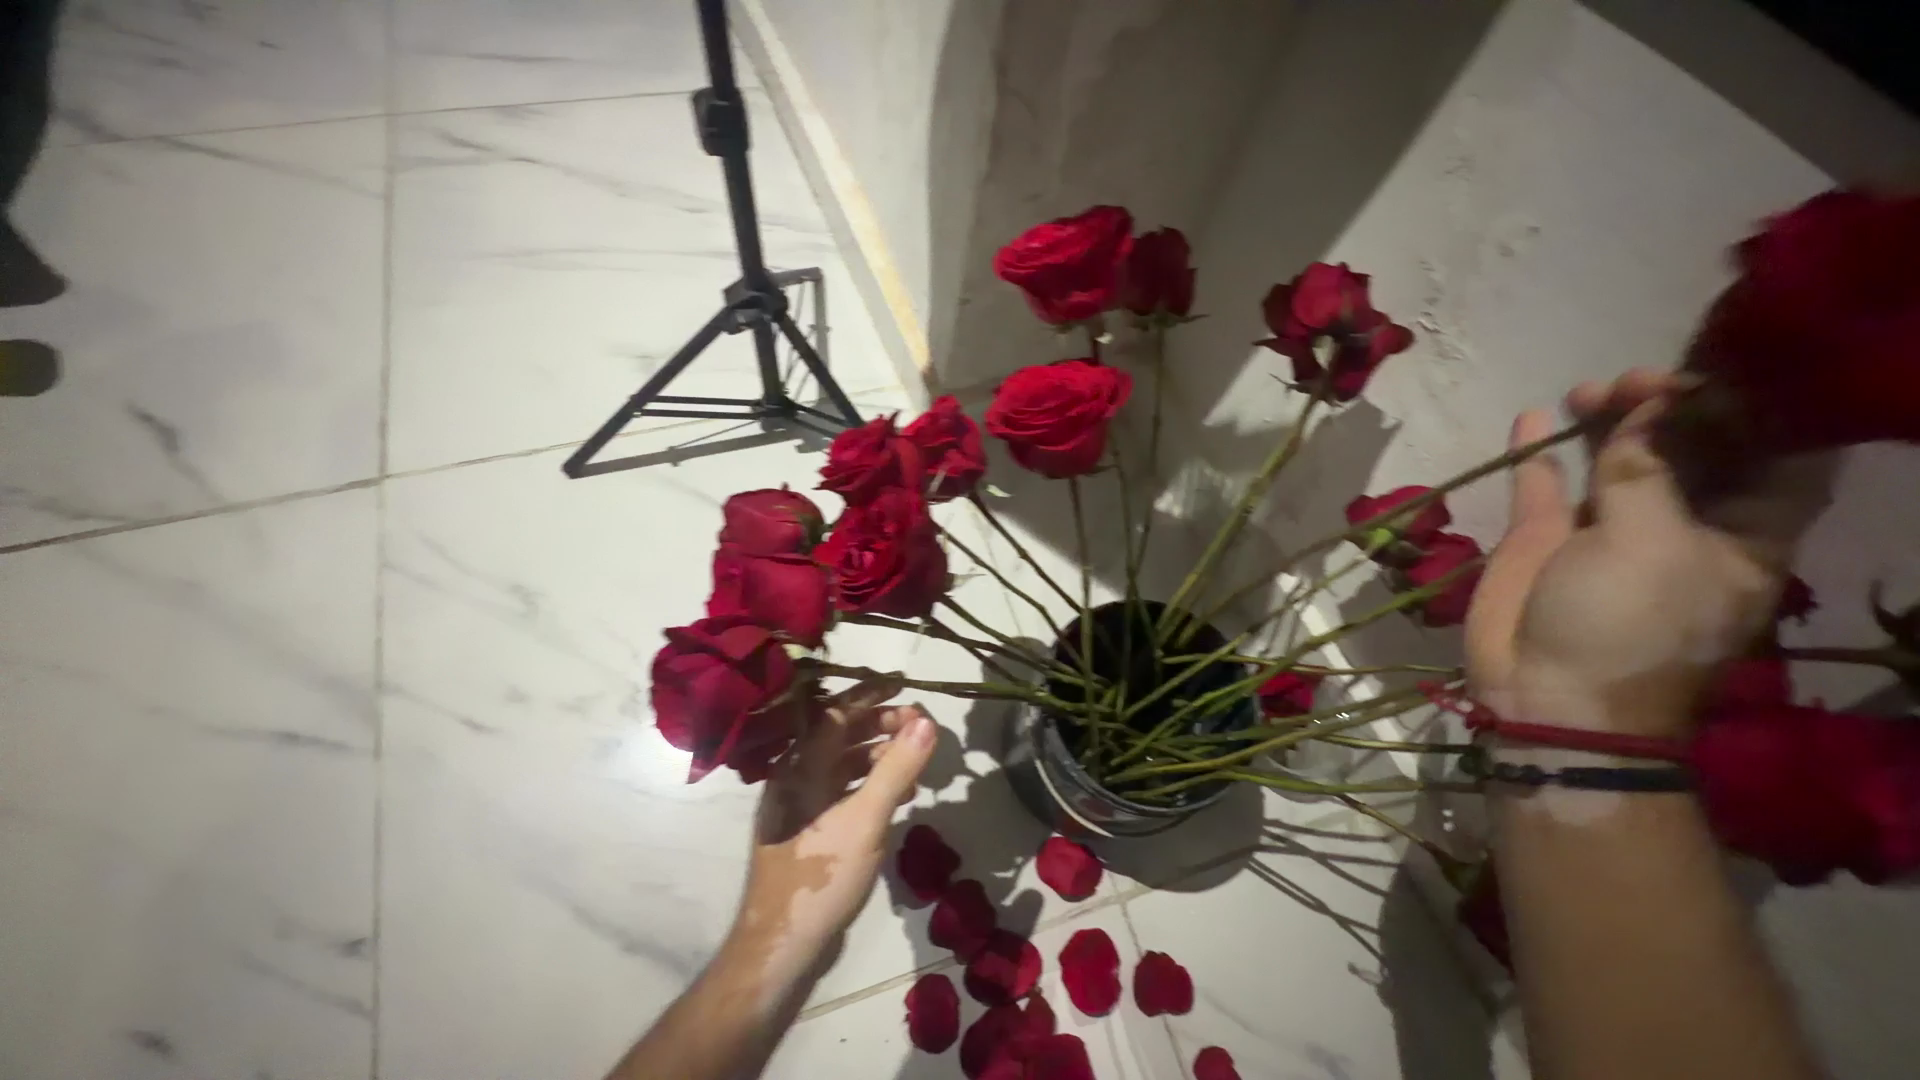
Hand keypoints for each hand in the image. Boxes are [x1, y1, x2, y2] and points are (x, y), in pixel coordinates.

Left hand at [724, 681, 937, 988]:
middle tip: (920, 726)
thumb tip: (926, 721)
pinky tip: (899, 796)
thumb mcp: (866, 819)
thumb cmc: (820, 875)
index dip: (871, 693)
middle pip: (839, 734)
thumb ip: (896, 769)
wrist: (781, 943)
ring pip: (842, 762)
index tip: (905, 684)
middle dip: (880, 724)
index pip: (836, 711)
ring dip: (878, 754)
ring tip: (914, 759)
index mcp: (799, 765)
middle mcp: (794, 775)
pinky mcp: (809, 827)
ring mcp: (799, 803)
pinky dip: (870, 784)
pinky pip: (842, 789)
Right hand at [1466, 370, 1832, 736]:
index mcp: (1743, 529)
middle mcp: (1682, 519)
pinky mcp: (1544, 536)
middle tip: (1632, 382)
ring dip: (1607, 416)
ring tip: (1584, 394)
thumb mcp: (1653, 545)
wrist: (1548, 694)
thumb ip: (1646, 469)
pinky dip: (1538, 450)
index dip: (1754, 405)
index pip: (1773, 450)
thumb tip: (1642, 407)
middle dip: (1669, 401)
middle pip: (1689, 442)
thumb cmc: (1629, 625)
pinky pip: (1544, 482)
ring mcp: (1606, 527)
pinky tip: (1531, 418)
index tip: (1714, 370)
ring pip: (1617, 454)